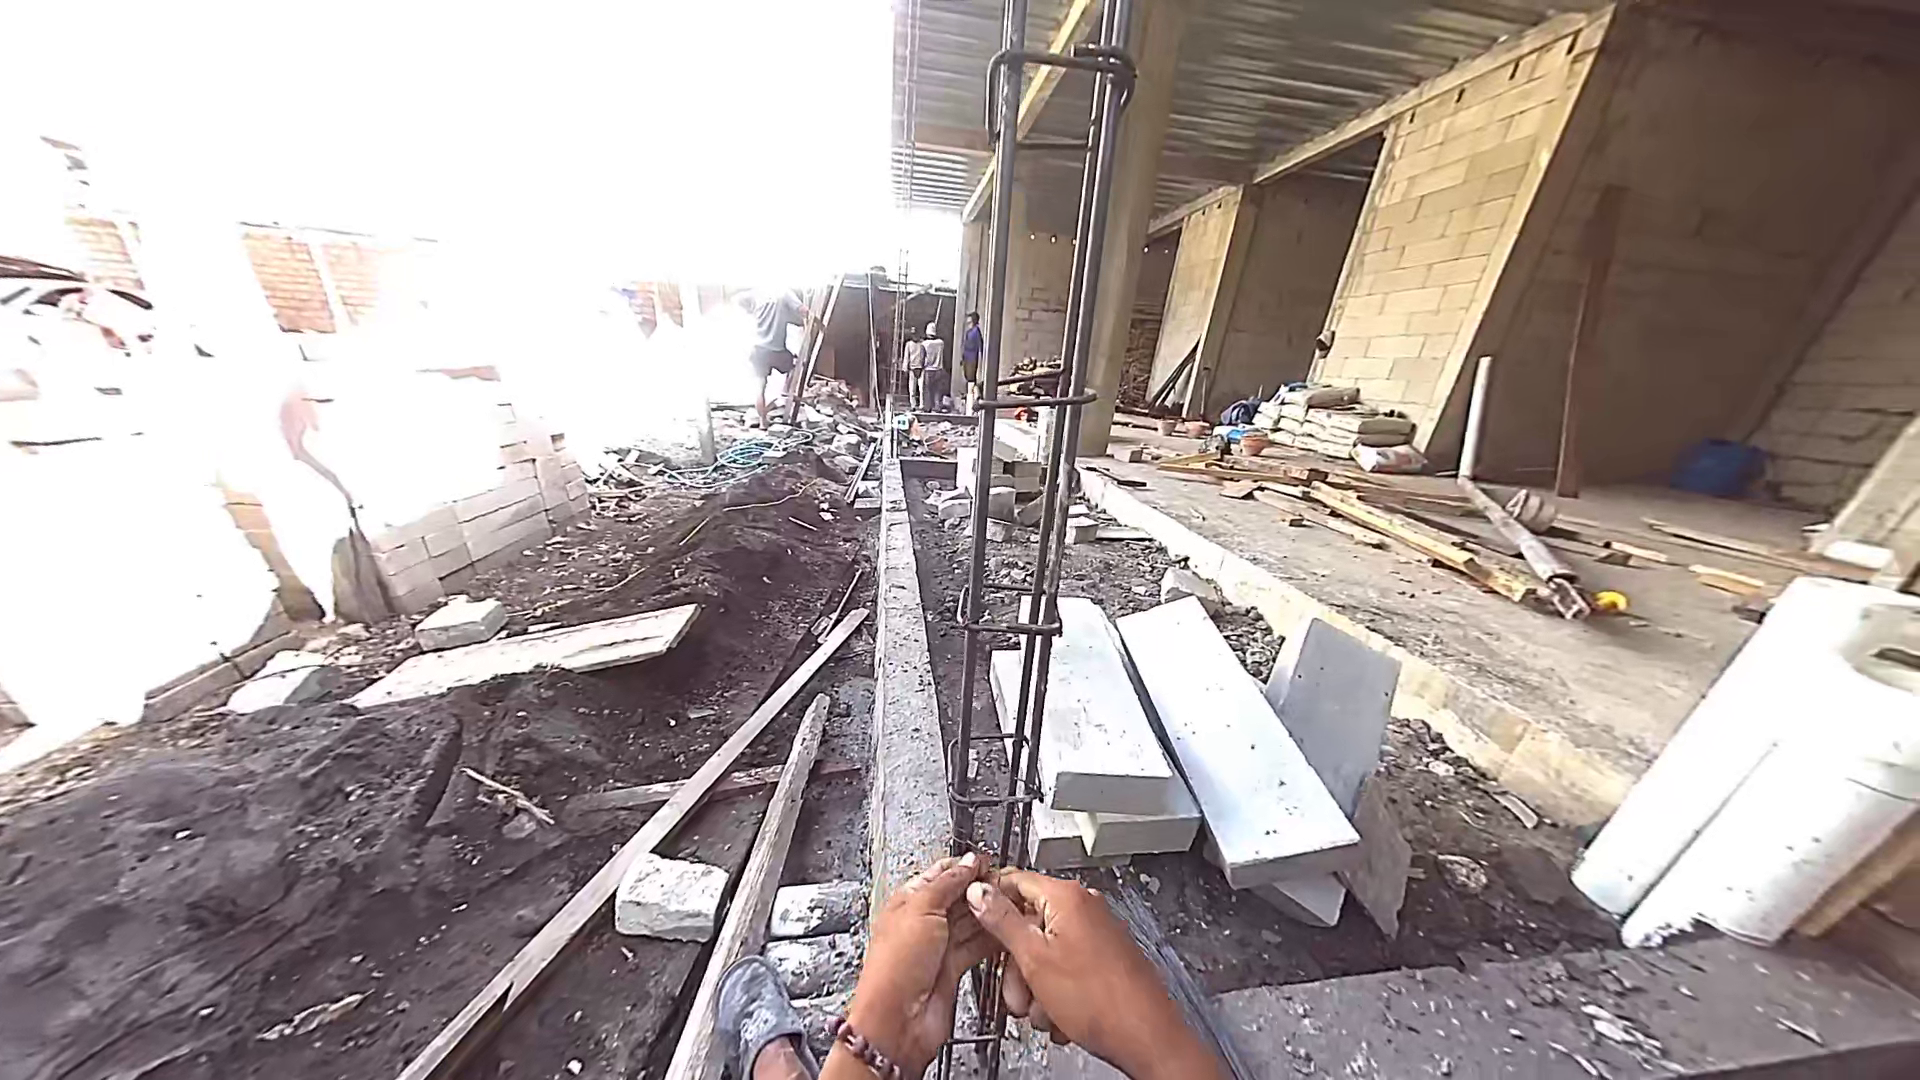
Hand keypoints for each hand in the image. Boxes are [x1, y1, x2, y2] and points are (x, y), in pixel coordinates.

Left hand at [843, 853, 998, 1075]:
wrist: (897, 1022)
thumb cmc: (894, 967)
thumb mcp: (921, 909)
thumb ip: (948, 883)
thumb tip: (967, 862)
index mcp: (910, 899)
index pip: (942, 873)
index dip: (964, 867)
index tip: (987, 863)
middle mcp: (924, 920)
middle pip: (959, 896)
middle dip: (980, 889)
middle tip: (1003, 884)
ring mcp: (939, 945)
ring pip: (970, 921)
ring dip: (988, 913)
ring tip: (1008, 904)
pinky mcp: (953, 968)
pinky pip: (976, 947)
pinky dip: (991, 939)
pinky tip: (1004, 930)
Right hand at [966, 870, 1226, 1079]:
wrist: (1148, 1038)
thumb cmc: (1100, 1000)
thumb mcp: (1034, 959)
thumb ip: (1002, 922)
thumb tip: (979, 891)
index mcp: (1066, 896)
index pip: (1015, 880)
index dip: (993, 901)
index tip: (978, 919)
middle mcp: (1084, 905)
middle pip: (1030, 921)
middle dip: (1017, 963)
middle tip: (1016, 993)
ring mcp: (1097, 930)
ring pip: (1048, 948)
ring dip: (1037, 983)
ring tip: (1043, 1014)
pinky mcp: (1106, 955)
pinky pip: (1068, 962)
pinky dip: (1059, 988)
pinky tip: (1061, 1016)